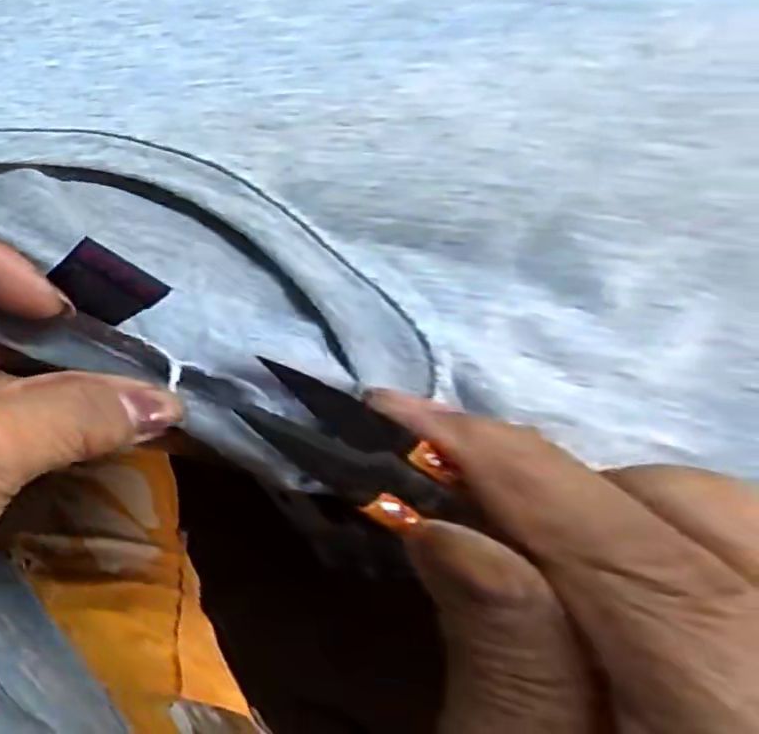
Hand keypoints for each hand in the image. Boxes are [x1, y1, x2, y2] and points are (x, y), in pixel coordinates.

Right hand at [369, 392, 758, 733]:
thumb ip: (505, 667)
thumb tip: (442, 528)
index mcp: (746, 721)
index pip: (627, 552)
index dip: (497, 458)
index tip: (389, 409)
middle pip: (702, 509)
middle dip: (559, 483)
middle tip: (457, 497)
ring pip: (750, 523)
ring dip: (624, 510)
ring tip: (546, 545)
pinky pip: (758, 559)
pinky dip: (686, 544)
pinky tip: (630, 583)